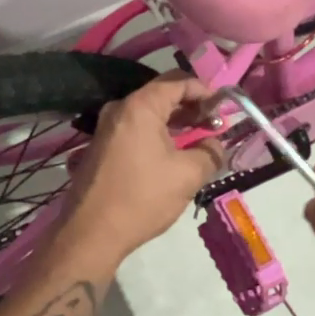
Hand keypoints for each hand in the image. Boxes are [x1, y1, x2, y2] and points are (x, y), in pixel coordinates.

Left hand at [60, 72, 226, 262]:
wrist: (91, 234)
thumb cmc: (142, 198)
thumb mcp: (188, 175)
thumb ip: (210, 153)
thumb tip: (216, 145)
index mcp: (140, 106)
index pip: (178, 81)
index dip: (205, 91)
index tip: (223, 108)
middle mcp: (119, 109)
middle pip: (161, 94)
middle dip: (191, 106)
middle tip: (214, 125)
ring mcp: (105, 128)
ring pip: (148, 114)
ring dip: (174, 122)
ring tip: (198, 140)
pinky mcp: (100, 147)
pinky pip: (134, 129)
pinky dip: (156, 134)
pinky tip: (171, 154)